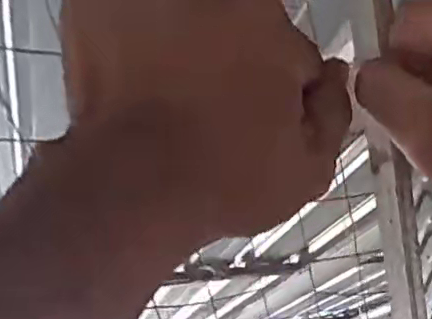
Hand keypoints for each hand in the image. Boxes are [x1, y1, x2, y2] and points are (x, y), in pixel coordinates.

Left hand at [59, 0, 351, 242]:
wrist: (136, 188)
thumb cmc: (224, 181)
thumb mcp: (307, 169)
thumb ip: (333, 115)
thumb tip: (336, 79)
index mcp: (265, 18)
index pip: (294, 53)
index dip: (289, 98)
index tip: (272, 129)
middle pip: (240, 30)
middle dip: (240, 69)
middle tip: (225, 125)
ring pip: (189, 27)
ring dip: (193, 58)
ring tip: (183, 116)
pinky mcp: (96, 5)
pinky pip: (135, 25)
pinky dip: (142, 53)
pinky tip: (149, 100)